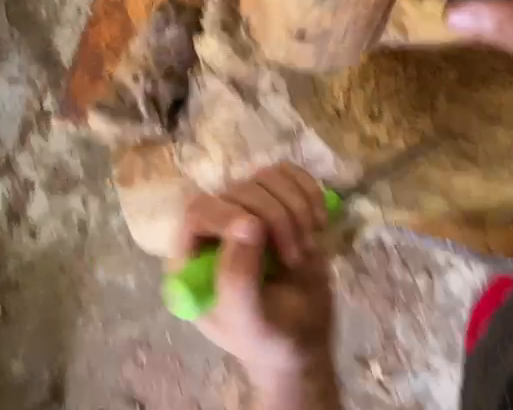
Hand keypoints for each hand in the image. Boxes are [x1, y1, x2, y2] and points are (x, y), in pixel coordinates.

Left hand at [169, 163, 334, 385]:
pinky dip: (310, 191)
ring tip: (306, 247)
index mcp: (194, 258)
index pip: (197, 212)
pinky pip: (290, 173)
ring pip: (268, 177)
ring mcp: (249, 210)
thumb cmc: (269, 339)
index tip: (257, 230)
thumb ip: (238, 278)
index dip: (225, 213)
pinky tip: (319, 223)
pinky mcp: (279, 201)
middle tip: (295, 257)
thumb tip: (247, 223)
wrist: (305, 338)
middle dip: (276, 219)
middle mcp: (217, 227)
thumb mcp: (249, 323)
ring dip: (296, 208)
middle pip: (239, 190)